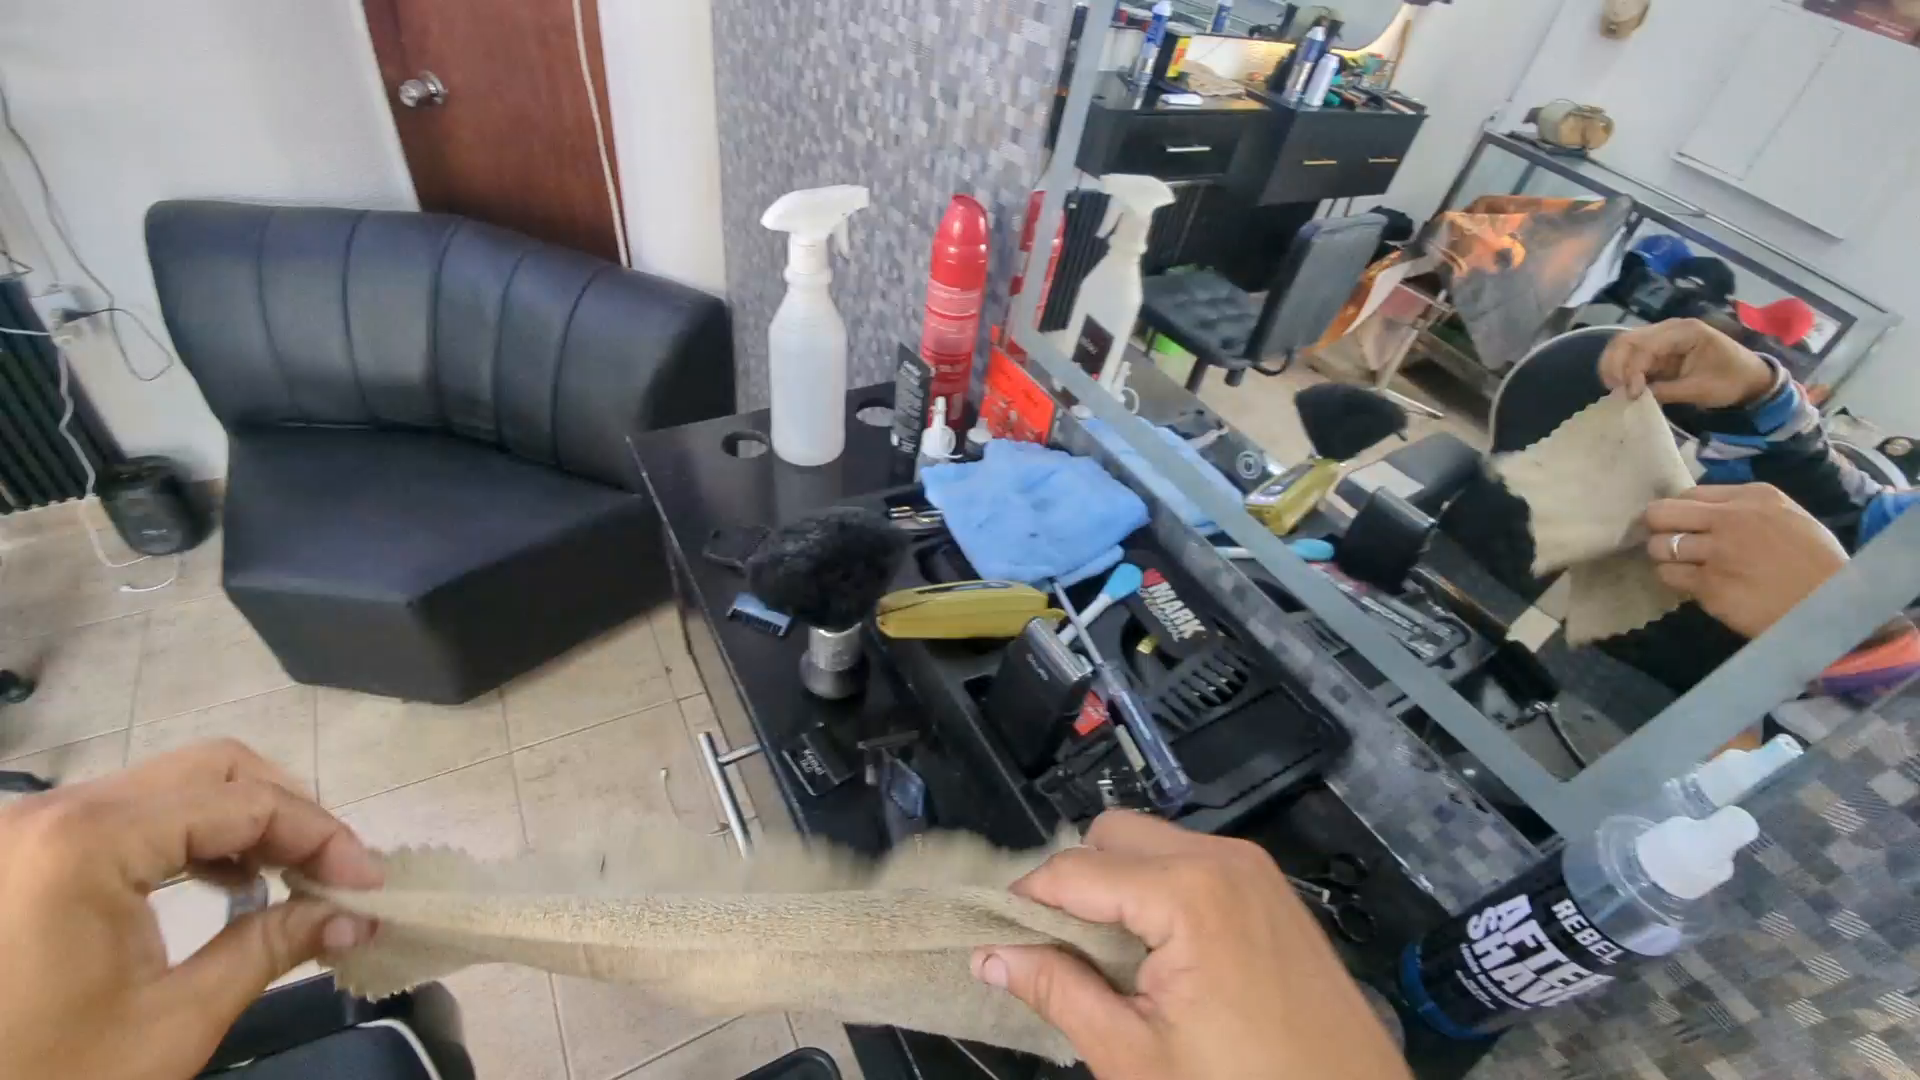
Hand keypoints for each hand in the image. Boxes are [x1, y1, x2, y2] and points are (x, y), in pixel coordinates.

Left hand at [0, 739, 382, 1079]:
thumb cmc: (40, 1079)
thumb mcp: (172, 1022)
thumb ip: (276, 945)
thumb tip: (362, 918)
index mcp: (87, 843)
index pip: (252, 805)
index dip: (327, 838)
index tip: (369, 884)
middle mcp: (52, 812)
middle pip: (219, 770)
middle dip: (292, 815)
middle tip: (333, 871)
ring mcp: (26, 831)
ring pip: (180, 784)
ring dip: (250, 821)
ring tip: (292, 874)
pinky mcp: (19, 855)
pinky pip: (135, 812)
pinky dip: (199, 834)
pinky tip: (229, 879)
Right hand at [970, 812, 1409, 1079]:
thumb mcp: (1135, 1059)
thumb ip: (1058, 992)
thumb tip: (988, 954)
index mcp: (1186, 891)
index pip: (1076, 869)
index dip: (1030, 898)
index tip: (1002, 932)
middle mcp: (1219, 856)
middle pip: (1112, 835)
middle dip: (1077, 881)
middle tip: (1066, 949)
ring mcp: (1251, 865)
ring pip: (1149, 841)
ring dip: (1117, 882)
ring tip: (1113, 955)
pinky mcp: (1268, 885)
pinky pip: (1188, 859)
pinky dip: (1157, 886)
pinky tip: (1161, 950)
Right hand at [1599, 319, 1777, 407]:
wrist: (1748, 379)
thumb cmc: (1730, 381)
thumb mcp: (1700, 389)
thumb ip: (1665, 391)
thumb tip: (1631, 396)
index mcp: (1687, 331)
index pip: (1645, 346)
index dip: (1632, 370)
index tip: (1632, 394)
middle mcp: (1669, 328)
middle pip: (1625, 341)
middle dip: (1615, 367)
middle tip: (1617, 390)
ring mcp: (1659, 337)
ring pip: (1619, 347)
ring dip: (1612, 368)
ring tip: (1617, 388)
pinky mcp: (1653, 350)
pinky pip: (1625, 355)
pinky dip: (1617, 370)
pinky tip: (1621, 385)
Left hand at [1645, 483, 1846, 637]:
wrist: (1836, 606)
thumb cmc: (1812, 562)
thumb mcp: (1785, 518)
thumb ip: (1737, 510)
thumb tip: (1686, 510)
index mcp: (1754, 497)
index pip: (1686, 494)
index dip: (1679, 512)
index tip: (1687, 525)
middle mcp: (1732, 519)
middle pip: (1659, 513)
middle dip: (1658, 528)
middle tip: (1671, 542)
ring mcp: (1718, 552)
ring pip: (1657, 546)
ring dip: (1666, 558)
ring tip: (1691, 565)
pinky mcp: (1708, 583)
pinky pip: (1668, 574)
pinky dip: (1676, 580)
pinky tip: (1698, 584)